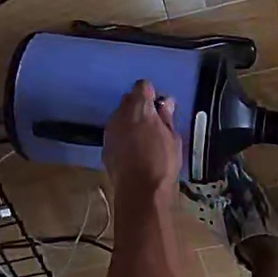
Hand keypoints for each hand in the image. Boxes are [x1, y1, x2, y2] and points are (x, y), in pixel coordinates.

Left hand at [101, 80, 179, 199]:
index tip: (161, 106)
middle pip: (128, 99)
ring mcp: (110, 129)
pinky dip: (124, 135)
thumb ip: (167, 118)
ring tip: (144, 137)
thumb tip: (166, 103)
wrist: (140, 190)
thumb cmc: (163, 163)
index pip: (142, 86)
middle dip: (140, 105)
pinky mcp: (105, 145)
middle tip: (155, 121)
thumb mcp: (173, 139)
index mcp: (141, 109)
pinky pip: (115, 132)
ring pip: (120, 116)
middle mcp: (121, 114)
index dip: (152, 93)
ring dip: (131, 120)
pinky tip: (134, 150)